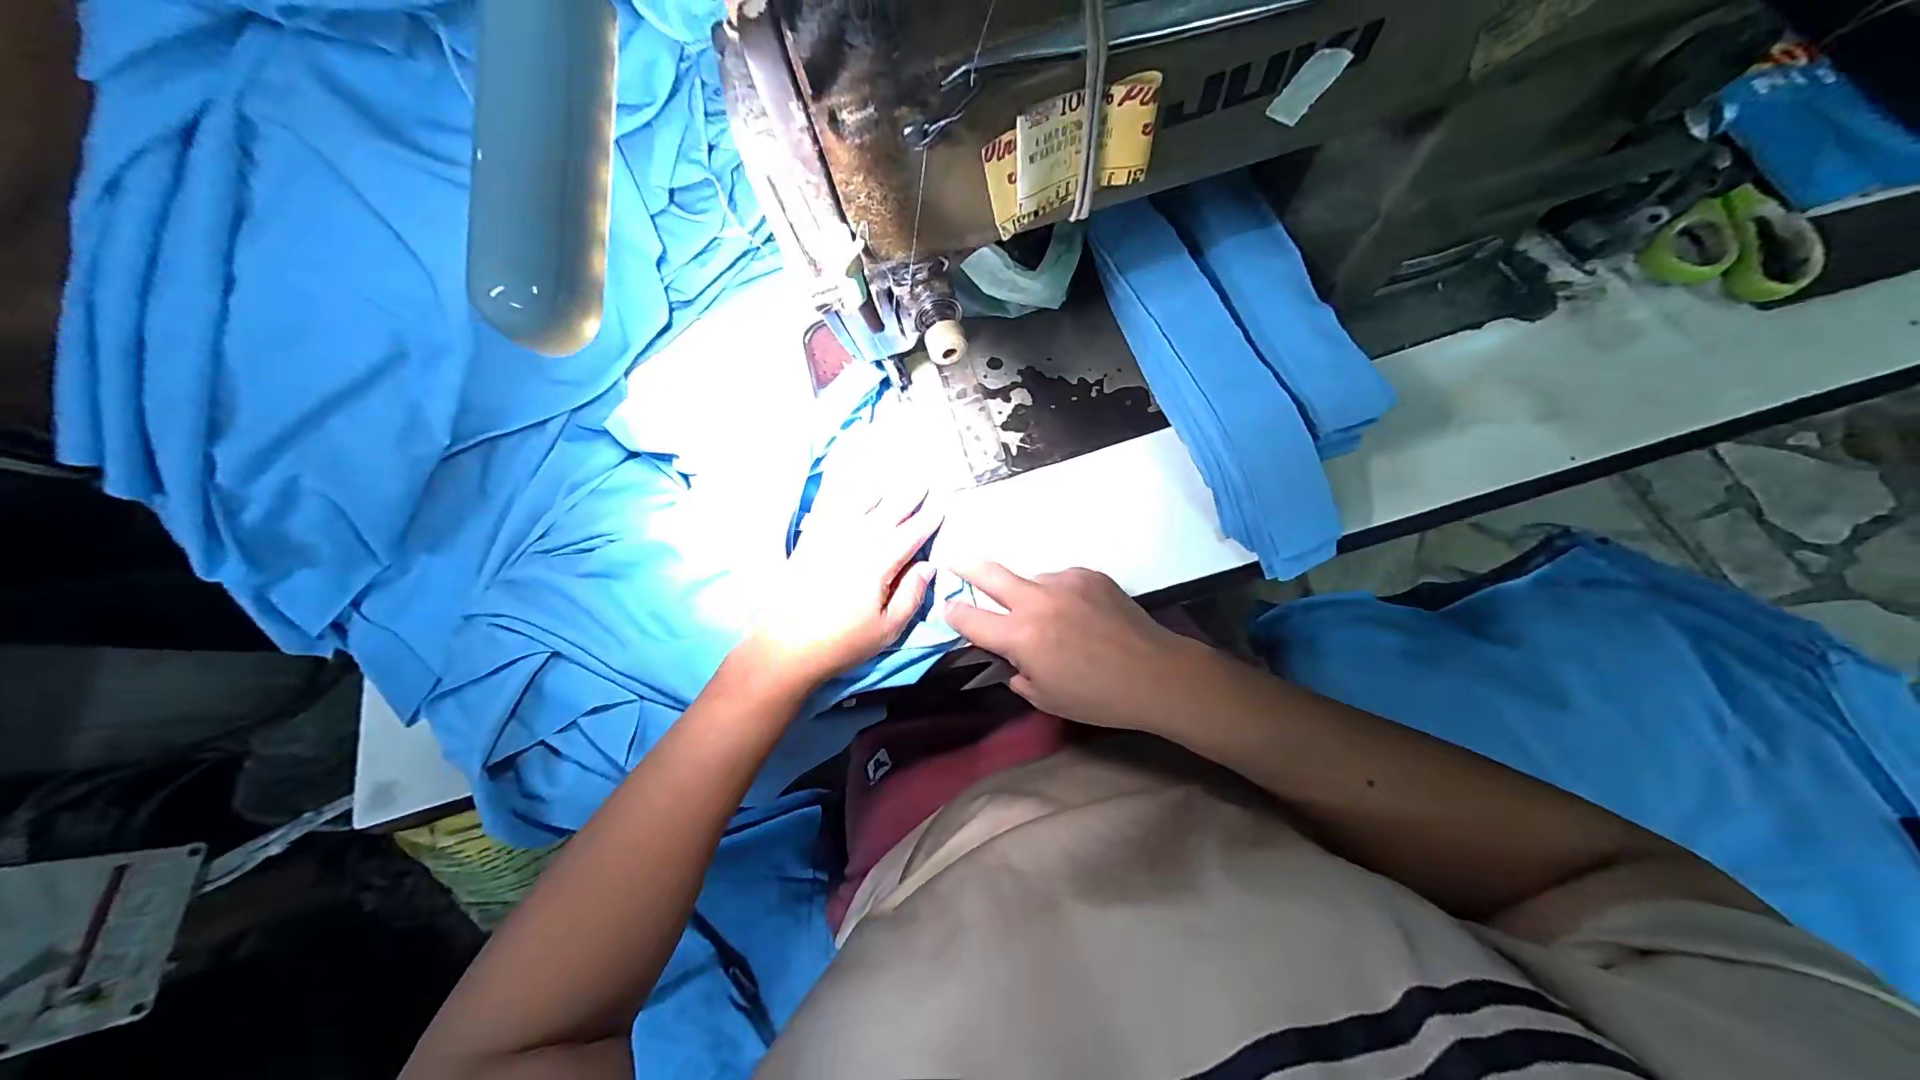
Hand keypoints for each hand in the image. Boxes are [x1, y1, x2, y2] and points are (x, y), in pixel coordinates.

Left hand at [737, 485, 941, 692]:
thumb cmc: (842, 642)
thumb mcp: (887, 628)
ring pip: (856, 504)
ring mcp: (828, 537)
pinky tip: (844, 488)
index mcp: (879, 562)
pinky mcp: (808, 541)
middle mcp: (855, 541)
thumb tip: (927, 566)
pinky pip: (827, 509)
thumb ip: (911, 594)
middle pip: (886, 511)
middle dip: (906, 496)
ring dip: (875, 491)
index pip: (910, 534)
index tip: (941, 507)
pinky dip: (839, 495)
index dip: (927, 520)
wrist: (785, 646)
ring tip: (888, 481)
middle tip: (921, 482)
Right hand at [944, 562, 1216, 732]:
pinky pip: (1062, 580)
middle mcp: (1036, 601)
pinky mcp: (1090, 575)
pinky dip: (1061, 594)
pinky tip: (1079, 613)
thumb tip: (1012, 657)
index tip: (947, 608)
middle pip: (989, 574)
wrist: (1155, 673)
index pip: (971, 619)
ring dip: (1029, 593)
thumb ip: (1018, 673)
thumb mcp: (1045, 698)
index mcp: (1021, 636)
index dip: (954, 614)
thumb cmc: (1097, 696)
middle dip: (965, 566)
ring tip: (1051, 617)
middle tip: (952, 559)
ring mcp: (1065, 582)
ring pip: (1032, 580)